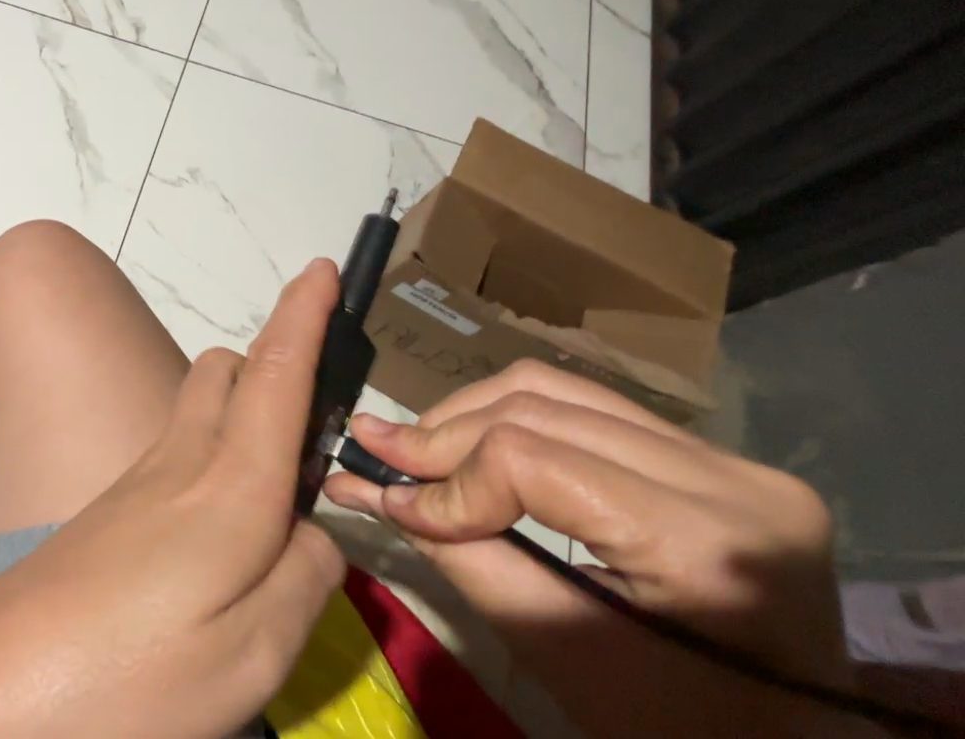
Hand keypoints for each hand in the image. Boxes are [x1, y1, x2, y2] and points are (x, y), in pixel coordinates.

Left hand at [0, 260, 347, 738]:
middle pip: (227, 373)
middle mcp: (179, 461)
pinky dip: (213, 460)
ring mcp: (136, 481)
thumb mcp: (252, 652)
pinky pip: (177, 453)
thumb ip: (302, 577)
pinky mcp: (113, 509)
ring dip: (243, 415)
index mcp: (228, 485)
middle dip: (275, 369)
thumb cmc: (133, 670)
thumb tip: (309, 528)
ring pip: (200, 408)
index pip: (275, 375)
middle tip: (317, 434)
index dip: (305, 315)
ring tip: (277, 494)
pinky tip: (218, 533)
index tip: (324, 267)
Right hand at [323, 362, 871, 737]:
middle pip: (537, 410)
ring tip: (417, 448)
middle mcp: (732, 479)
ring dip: (470, 414)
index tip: (390, 505)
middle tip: (371, 451)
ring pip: (556, 390)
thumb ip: (454, 551)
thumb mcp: (549, 645)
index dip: (448, 482)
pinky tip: (473, 443)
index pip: (531, 461)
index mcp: (704, 543)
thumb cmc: (662, 722)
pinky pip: (588, 407)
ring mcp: (732, 460)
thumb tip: (363, 487)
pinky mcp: (714, 457)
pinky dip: (513, 418)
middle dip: (441, 435)